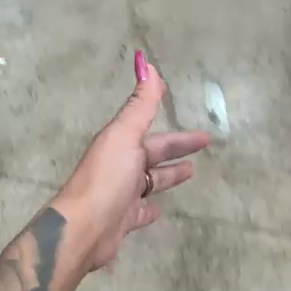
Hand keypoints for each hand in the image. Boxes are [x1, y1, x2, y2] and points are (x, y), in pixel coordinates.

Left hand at [51, 52, 210, 276]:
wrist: (84, 228)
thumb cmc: (107, 177)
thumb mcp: (125, 135)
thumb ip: (140, 104)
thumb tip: (146, 63)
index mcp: (120, 144)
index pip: (152, 130)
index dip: (174, 126)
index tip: (193, 118)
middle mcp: (120, 166)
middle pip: (154, 153)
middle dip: (178, 147)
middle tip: (206, 142)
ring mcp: (121, 194)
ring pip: (150, 180)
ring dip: (168, 175)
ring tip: (192, 172)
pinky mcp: (122, 219)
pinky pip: (141, 211)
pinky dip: (152, 208)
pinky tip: (162, 209)